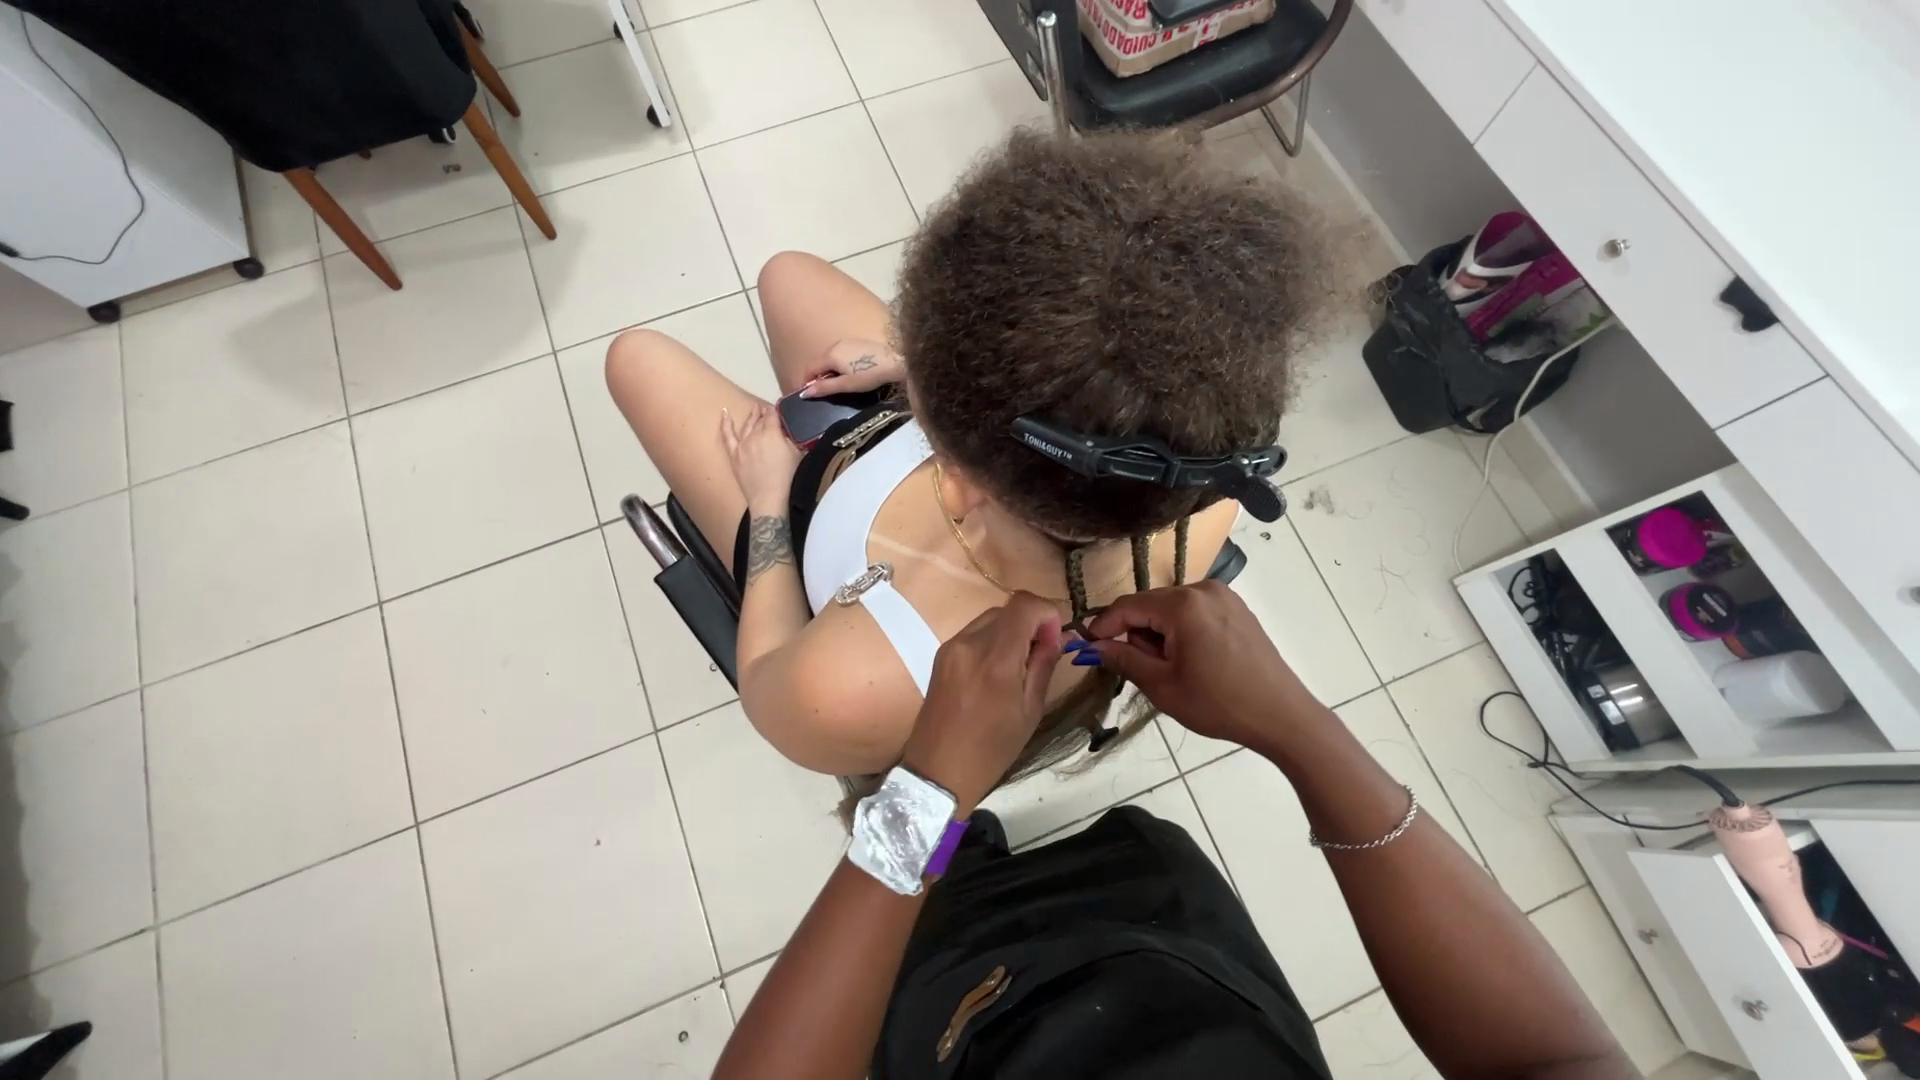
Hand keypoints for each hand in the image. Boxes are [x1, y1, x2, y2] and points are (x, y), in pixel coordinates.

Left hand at [721, 403, 802, 515]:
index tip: (779, 408)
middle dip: (763, 412)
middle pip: (760, 419)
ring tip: (754, 408)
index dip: (776, 410)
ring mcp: (742, 444)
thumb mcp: (797, 454)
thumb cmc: (788, 477)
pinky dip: (726, 423)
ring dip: (751, 415)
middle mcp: (755, 434)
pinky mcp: (734, 454)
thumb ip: (791, 439)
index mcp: (772, 432)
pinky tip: (725, 412)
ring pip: (747, 425)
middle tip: (766, 408)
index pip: (773, 415)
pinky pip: (727, 435)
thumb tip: (786, 431)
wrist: (769, 498)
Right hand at [801, 338, 904, 396]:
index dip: (806, 381)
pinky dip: (838, 364)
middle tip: (824, 391)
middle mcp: (835, 345)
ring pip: (830, 357)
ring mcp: (846, 342)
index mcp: (830, 355)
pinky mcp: (857, 342)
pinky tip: (849, 373)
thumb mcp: (846, 385)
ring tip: (837, 383)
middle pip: (819, 361)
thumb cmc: (869, 375)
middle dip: (818, 376)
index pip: (810, 367)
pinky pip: (840, 353)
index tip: (808, 393)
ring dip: (828, 370)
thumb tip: (805, 392)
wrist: (894, 361)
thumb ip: (825, 387)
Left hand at [901, 593, 1062, 812]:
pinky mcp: (941, 655)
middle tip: (1040, 656)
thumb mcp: (1030, 710)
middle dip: (1031, 624)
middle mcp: (969, 643)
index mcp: (995, 659)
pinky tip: (996, 672)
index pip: (1024, 604)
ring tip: (1018, 667)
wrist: (938, 771)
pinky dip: (992, 641)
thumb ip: (1044, 664)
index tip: (1053, 641)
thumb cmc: (991, 749)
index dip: (1046, 614)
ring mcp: (951, 647)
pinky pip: (974, 633)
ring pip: (990, 619)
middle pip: (1008, 609)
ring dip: (1011, 631)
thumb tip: (1058, 635)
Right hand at [1082, 581, 1327, 754]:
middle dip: (1136, 633)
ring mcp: (1223, 596)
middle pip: (1150, 604)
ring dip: (1159, 633)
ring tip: (1171, 668)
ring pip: (1171, 608)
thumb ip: (1124, 659)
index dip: (1104, 626)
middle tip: (1139, 668)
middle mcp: (1203, 589)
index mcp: (1183, 605)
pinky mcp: (1236, 608)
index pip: (1127, 606)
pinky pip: (1194, 611)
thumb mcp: (1163, 685)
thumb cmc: (1219, 704)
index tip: (1087, 647)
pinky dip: (1181, 630)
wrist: (1282, 716)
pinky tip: (1191, 659)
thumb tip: (1092, 646)